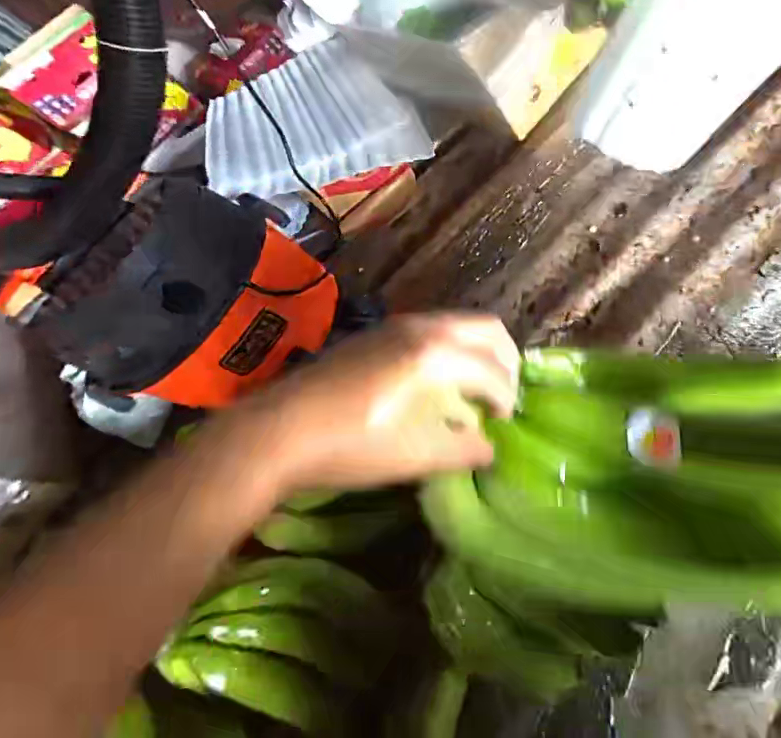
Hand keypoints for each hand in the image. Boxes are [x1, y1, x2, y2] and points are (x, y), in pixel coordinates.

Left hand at [224, 313, 518, 495]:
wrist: (275, 431)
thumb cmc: (350, 446)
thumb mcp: (414, 456)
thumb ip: (462, 449)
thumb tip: (489, 447)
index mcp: (437, 355)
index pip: (492, 371)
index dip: (505, 399)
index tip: (502, 424)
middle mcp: (424, 327)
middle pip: (488, 329)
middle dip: (504, 360)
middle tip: (501, 395)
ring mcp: (399, 325)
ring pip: (460, 324)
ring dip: (478, 351)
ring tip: (473, 388)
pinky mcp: (379, 332)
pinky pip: (435, 328)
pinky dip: (453, 348)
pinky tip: (436, 382)